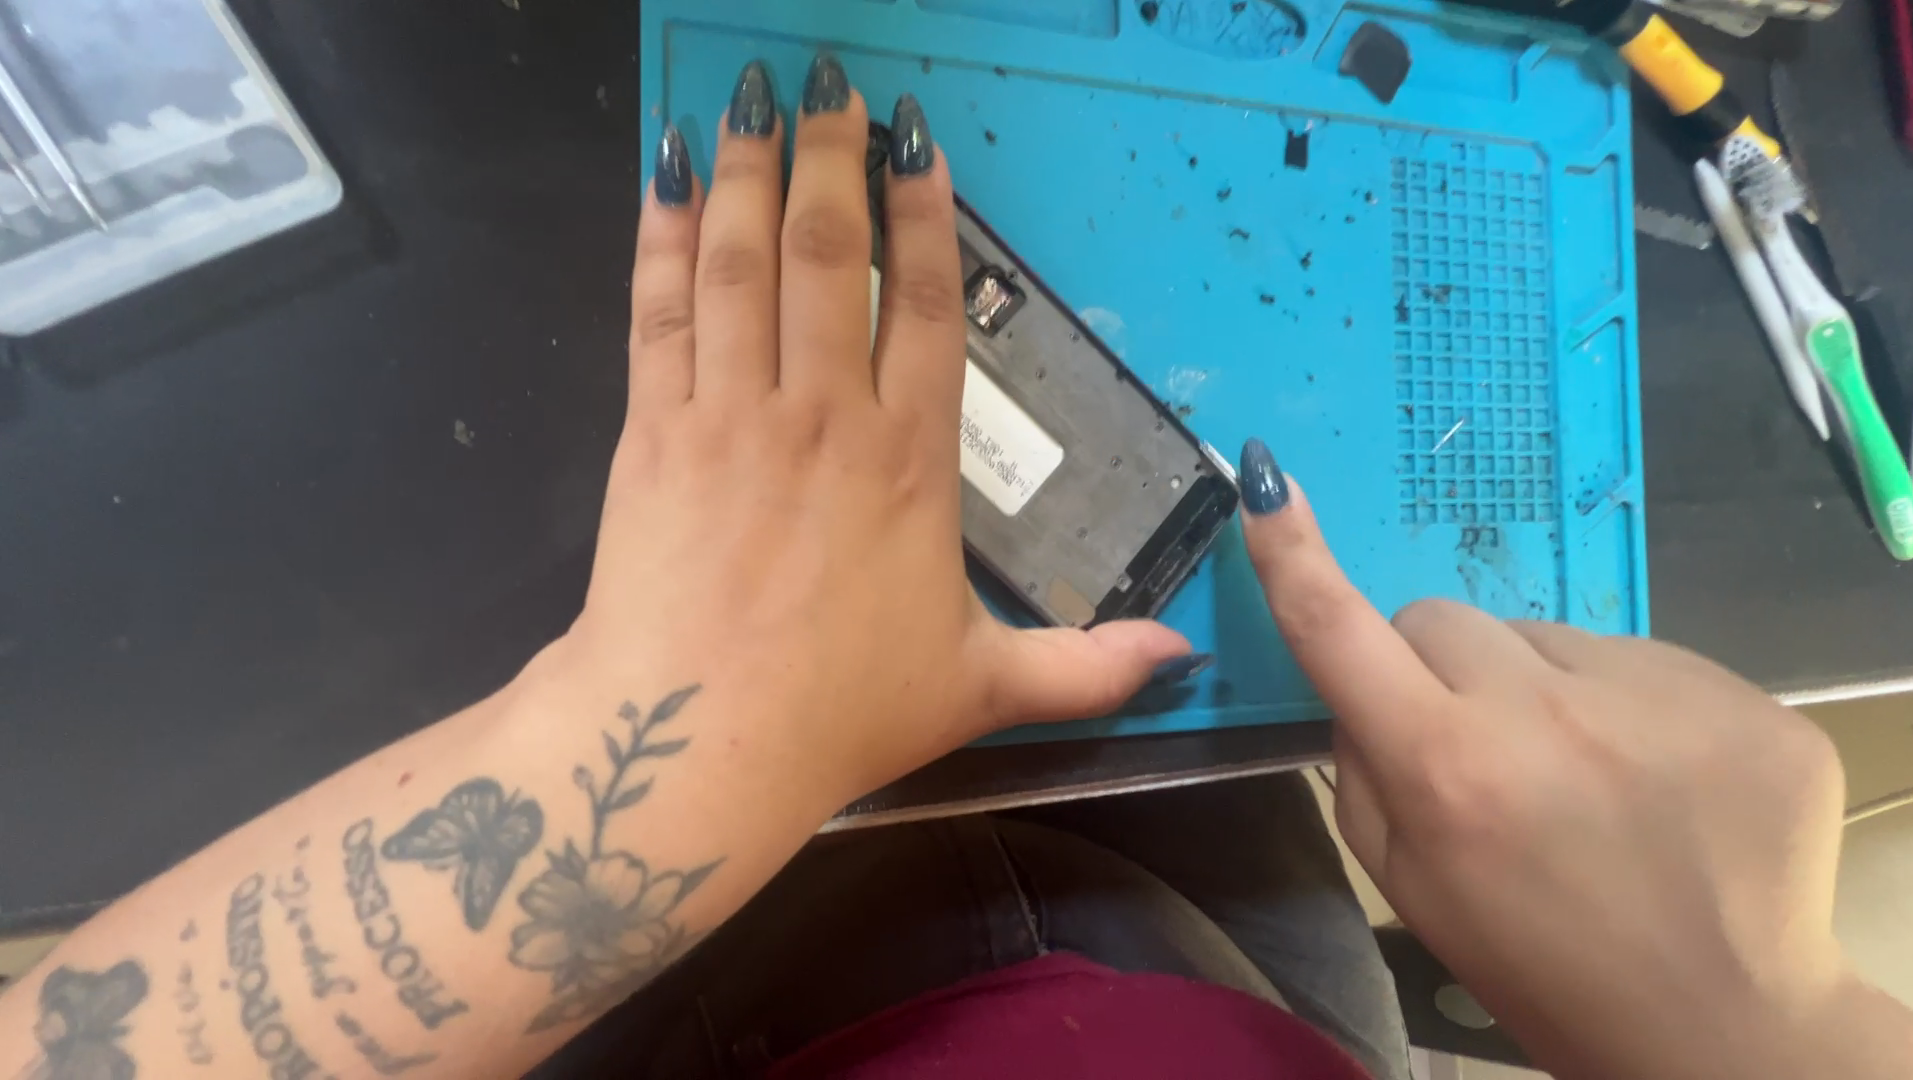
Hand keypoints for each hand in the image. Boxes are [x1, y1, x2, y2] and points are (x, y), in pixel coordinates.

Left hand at [560, 58, 1188, 810]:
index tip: (915, 146)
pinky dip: (664, 238)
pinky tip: (671, 177)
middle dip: (831, 162)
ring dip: (753, 175)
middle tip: (830, 86)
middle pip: (831, 260)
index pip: (929, 310)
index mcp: (910, 464)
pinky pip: (660, 312)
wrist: (694, 745)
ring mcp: (731, 418)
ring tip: (754, 99)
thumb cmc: (842, 715)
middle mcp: (823, 419)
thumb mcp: (982, 691)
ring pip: (744, 266)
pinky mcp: (653, 434)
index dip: (925, 219)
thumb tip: (1184, 659)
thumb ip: (1087, 668)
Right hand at [1234, 439, 1912, 1079]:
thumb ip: (1354, 756)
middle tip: (1463, 736)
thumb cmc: (1518, 951)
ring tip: (1566, 764)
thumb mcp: (1392, 868)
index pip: (1337, 628)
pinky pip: (1622, 655)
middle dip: (1426, 661)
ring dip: (1522, 680)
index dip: (1291, 552)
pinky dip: (1607, 696)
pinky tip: (1639, 768)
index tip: (1265, 480)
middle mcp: (1544, 717)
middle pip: (1435, 616)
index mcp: (1443, 767)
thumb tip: (1360, 677)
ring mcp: (1658, 701)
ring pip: (1530, 631)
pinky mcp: (1743, 702)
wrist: (1722, 1028)